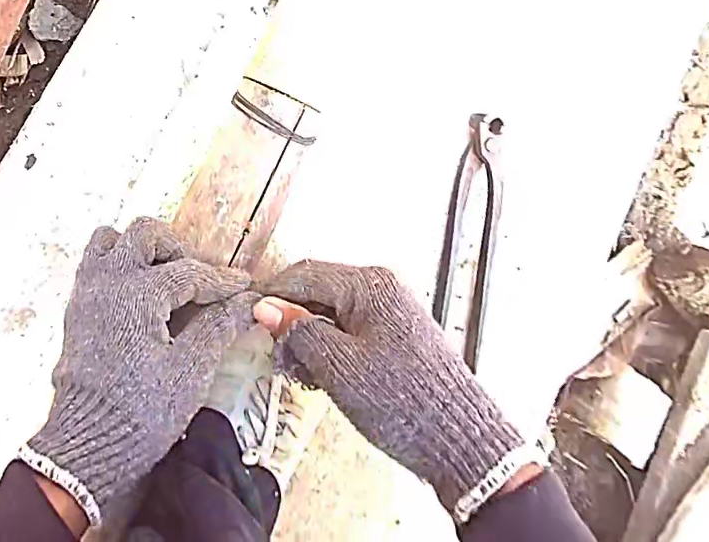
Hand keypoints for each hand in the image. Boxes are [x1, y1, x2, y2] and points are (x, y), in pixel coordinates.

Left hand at [19, 218, 256, 527]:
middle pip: (146, 234)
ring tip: (163, 278)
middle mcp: (109, 281)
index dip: (222, 281)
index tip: (244, 288)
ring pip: (112, 240)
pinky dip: (118, 265)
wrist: (85, 453)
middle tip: (196, 279)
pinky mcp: (75, 309)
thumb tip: (247, 302)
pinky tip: (138, 294)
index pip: (191, 272)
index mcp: (138, 293)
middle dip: (177, 250)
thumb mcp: (191, 371)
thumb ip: (220, 326)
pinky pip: (94, 263)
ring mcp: (87, 292)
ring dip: (142, 250)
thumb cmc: (141, 413)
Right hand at [254, 261, 542, 521]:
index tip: (248, 314)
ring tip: (300, 371)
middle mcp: (381, 286)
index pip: (307, 272)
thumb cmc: (401, 398)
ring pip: (335, 310)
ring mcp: (391, 308)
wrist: (459, 436)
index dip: (274, 293)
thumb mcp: (338, 367)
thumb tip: (266, 308)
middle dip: (293, 318)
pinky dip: (331, 344)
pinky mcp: (396, 332)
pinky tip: (323, 373)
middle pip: (321, 289)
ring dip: (311, 334)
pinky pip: (352, 327)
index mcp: (368, 283)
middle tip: (275, 353)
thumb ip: (299, 331)